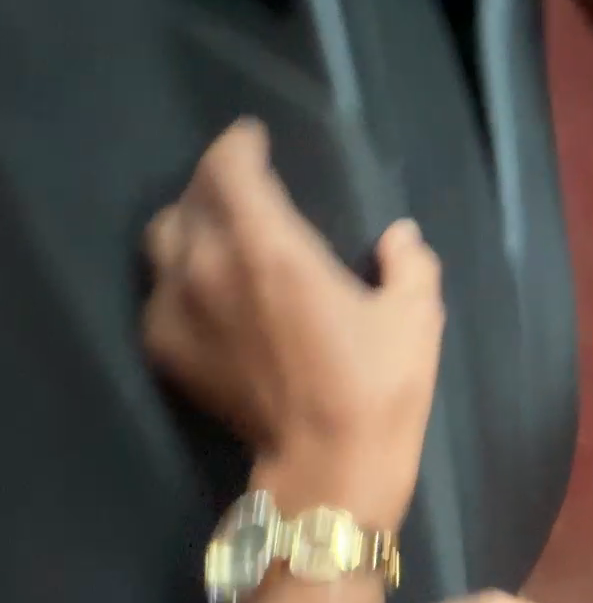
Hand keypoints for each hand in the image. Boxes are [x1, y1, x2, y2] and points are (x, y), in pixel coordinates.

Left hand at [143, 118, 444, 527]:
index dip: (240, 148)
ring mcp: (178, 306)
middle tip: (248, 185)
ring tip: (223, 230)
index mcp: (274, 253)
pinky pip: (164, 287)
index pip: (231, 172)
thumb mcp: (419, 321)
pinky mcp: (168, 344)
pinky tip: (218, 291)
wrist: (331, 461)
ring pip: (166, 239)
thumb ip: (411, 266)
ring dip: (194, 222)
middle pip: (192, 199)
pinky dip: (187, 273)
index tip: (254, 140)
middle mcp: (210, 268)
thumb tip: (400, 236)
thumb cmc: (382, 388)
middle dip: (217, 182)